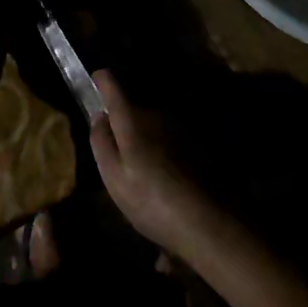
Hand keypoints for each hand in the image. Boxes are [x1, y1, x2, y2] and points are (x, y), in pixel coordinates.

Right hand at [88, 69, 220, 258]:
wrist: (213, 226)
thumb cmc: (153, 201)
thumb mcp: (113, 177)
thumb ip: (100, 141)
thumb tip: (99, 116)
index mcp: (132, 118)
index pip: (111, 82)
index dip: (100, 80)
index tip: (93, 84)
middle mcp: (157, 114)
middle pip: (133, 109)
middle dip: (123, 124)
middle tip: (118, 155)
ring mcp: (181, 129)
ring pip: (153, 127)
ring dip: (146, 141)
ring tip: (145, 176)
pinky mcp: (200, 147)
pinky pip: (172, 142)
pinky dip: (165, 154)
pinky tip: (168, 185)